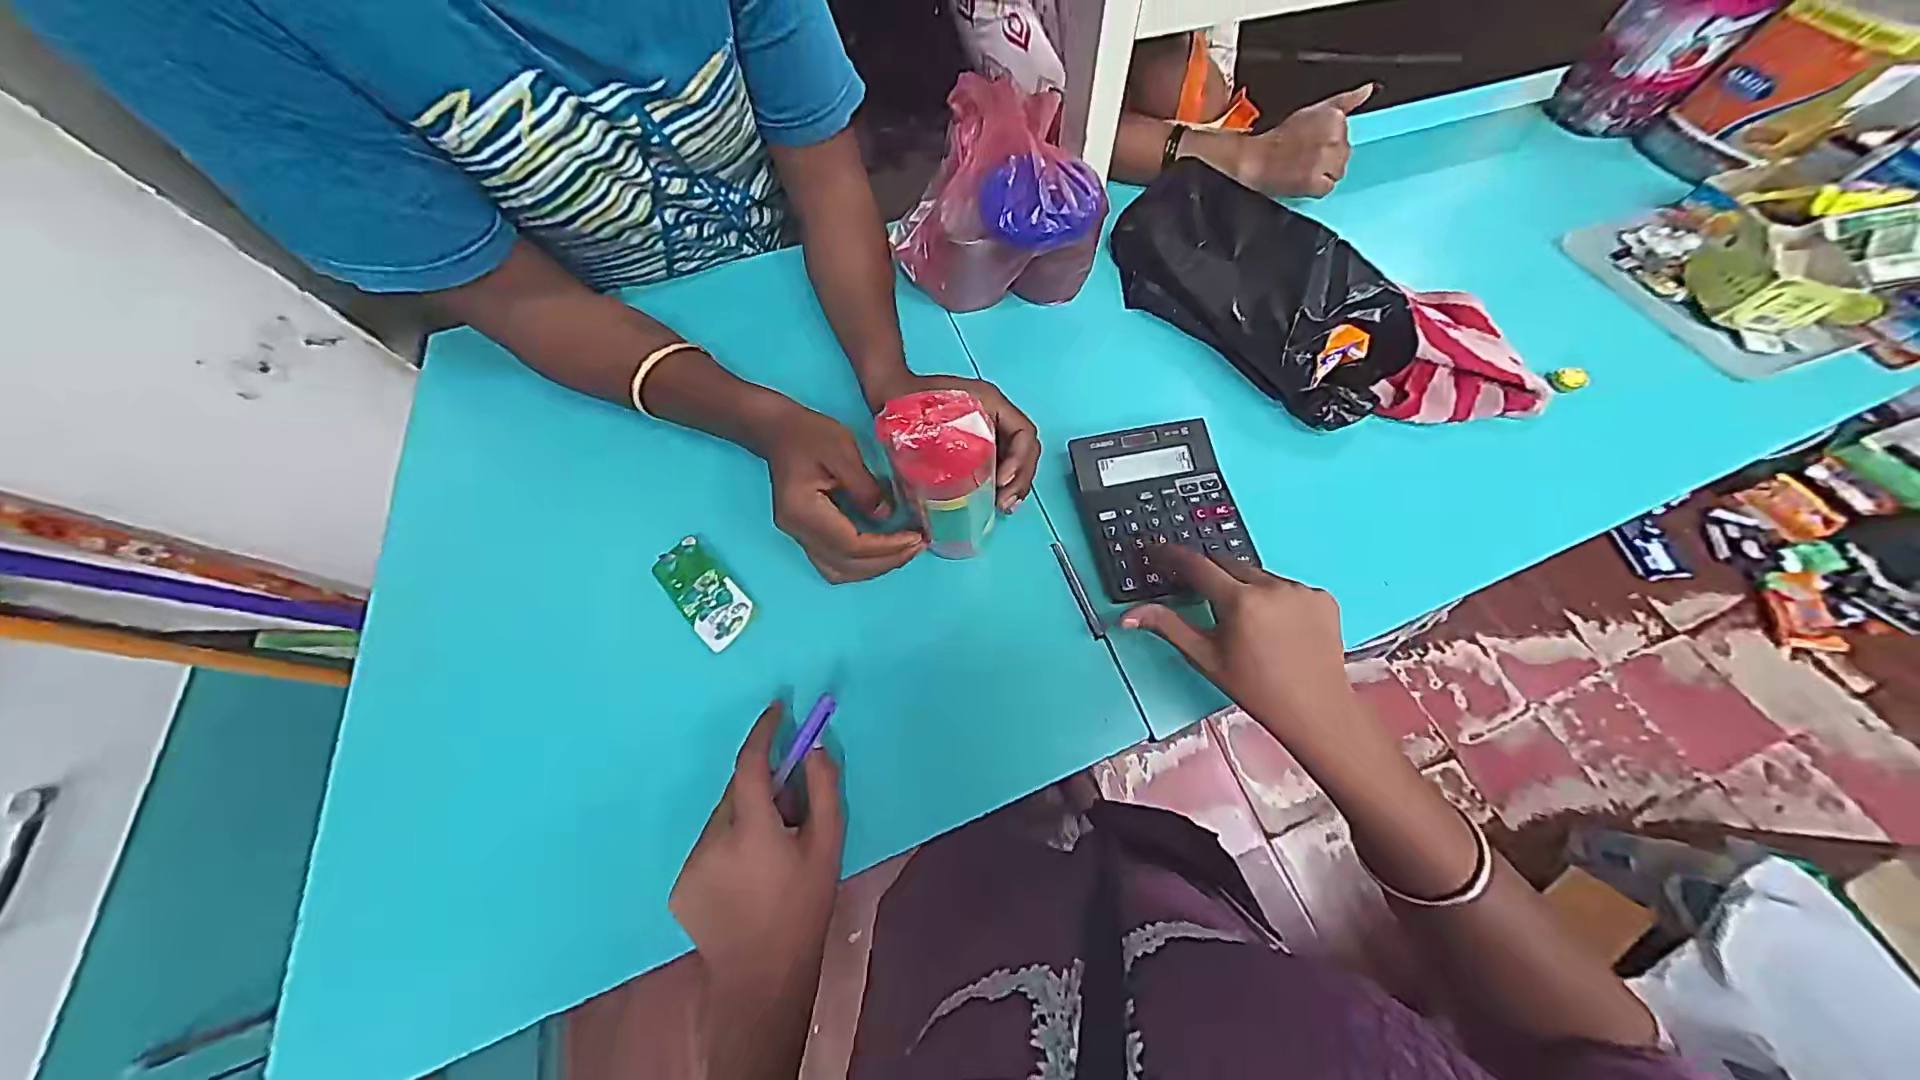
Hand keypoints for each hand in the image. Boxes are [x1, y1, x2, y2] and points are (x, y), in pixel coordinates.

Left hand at [670, 701, 844, 994]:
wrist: (762, 977)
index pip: (751, 764)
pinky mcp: (679, 885)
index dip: (764, 731)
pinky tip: (746, 874)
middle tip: (790, 808)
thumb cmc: (804, 906)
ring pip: (723, 817)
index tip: (777, 709)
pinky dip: (729, 842)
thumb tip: (814, 747)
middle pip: (738, 790)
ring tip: (769, 852)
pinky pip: (709, 844)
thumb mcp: (827, 845)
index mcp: (753, 830)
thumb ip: (823, 788)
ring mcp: (691, 865)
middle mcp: (714, 840)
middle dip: (762, 786)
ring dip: (746, 816)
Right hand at [753, 402, 925, 582]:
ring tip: (905, 551)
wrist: (778, 431)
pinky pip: (836, 562)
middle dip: (886, 561)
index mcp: (803, 511)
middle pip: (845, 566)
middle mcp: (798, 531)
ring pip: (839, 571)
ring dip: (874, 567)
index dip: (886, 547)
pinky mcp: (806, 534)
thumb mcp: (842, 450)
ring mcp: (799, 535)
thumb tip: (886, 515)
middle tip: (918, 546)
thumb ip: (864, 486)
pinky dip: (862, 562)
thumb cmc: (808, 435)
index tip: (915, 537)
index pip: (850, 545)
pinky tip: (884, 549)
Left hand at [865, 372, 1039, 512]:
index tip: (1000, 480)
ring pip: (1018, 458)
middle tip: (1005, 504)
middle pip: (1027, 449)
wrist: (891, 391)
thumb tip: (961, 485)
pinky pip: (1002, 462)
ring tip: (1005, 506)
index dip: (1019, 459)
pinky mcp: (979, 444)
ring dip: (1016, 484)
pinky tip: (996, 501)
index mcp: (992, 402)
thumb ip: (946, 445)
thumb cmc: (909, 400)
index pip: (1023, 433)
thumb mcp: (934, 419)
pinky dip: (1004, 483)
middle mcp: (997, 415)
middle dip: (1021, 479)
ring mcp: (990, 430)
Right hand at [1120, 545, 1358, 747]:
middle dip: (1210, 575)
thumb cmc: (1259, 689)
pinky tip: (1274, 624)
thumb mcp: (1204, 656)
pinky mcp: (1321, 597)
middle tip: (1200, 595)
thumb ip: (1167, 625)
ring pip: (1258, 573)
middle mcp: (1273, 588)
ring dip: (1243, 586)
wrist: (1314, 711)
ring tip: (1245, 622)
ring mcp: (1301, 591)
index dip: (1173, 556)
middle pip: (1227, 563)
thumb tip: (1132, 615)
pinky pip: (1287, 585)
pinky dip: (1274, 597)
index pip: (1197, 565)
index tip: (1160, 552)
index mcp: (1241, 602)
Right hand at [1234, 84, 1373, 198]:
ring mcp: (1324, 161)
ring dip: (1322, 174)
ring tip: (1304, 169)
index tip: (1313, 146)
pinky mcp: (1314, 180)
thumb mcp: (1314, 110)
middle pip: (1344, 156)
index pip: (1346, 138)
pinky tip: (1304, 180)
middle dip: (1327, 159)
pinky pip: (1327, 188)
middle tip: (1305, 158)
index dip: (1329, 145)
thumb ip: (1345, 101)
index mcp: (1336, 118)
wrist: (1255, 157)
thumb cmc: (1279, 137)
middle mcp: (1334, 137)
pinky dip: (1317, 188)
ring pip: (1337, 173)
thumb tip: (1368, 90)